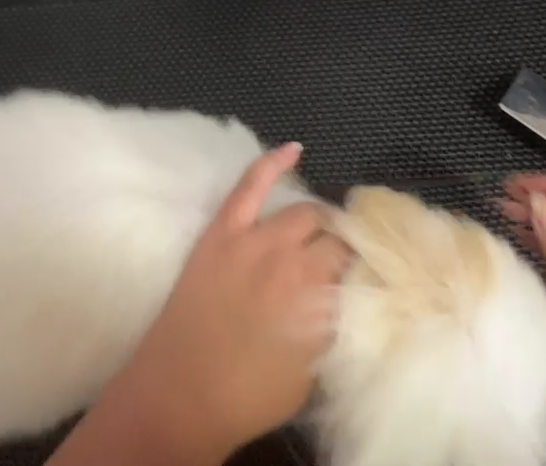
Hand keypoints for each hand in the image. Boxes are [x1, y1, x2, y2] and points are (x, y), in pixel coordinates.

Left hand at [49, 143, 350, 465]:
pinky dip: (271, 163)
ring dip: (317, 218)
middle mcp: (290, 261)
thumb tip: (344, 298)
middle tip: (342, 258)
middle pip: (331, 237)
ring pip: (300, 212)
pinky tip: (294, 149)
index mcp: (316, 299)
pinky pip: (249, 185)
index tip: (364, 278)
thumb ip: (329, 326)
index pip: (353, 267)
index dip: (360, 271)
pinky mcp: (220, 232)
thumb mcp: (310, 370)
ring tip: (324, 227)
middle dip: (342, 245)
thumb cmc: (249, 395)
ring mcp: (252, 240)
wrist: (181, 392)